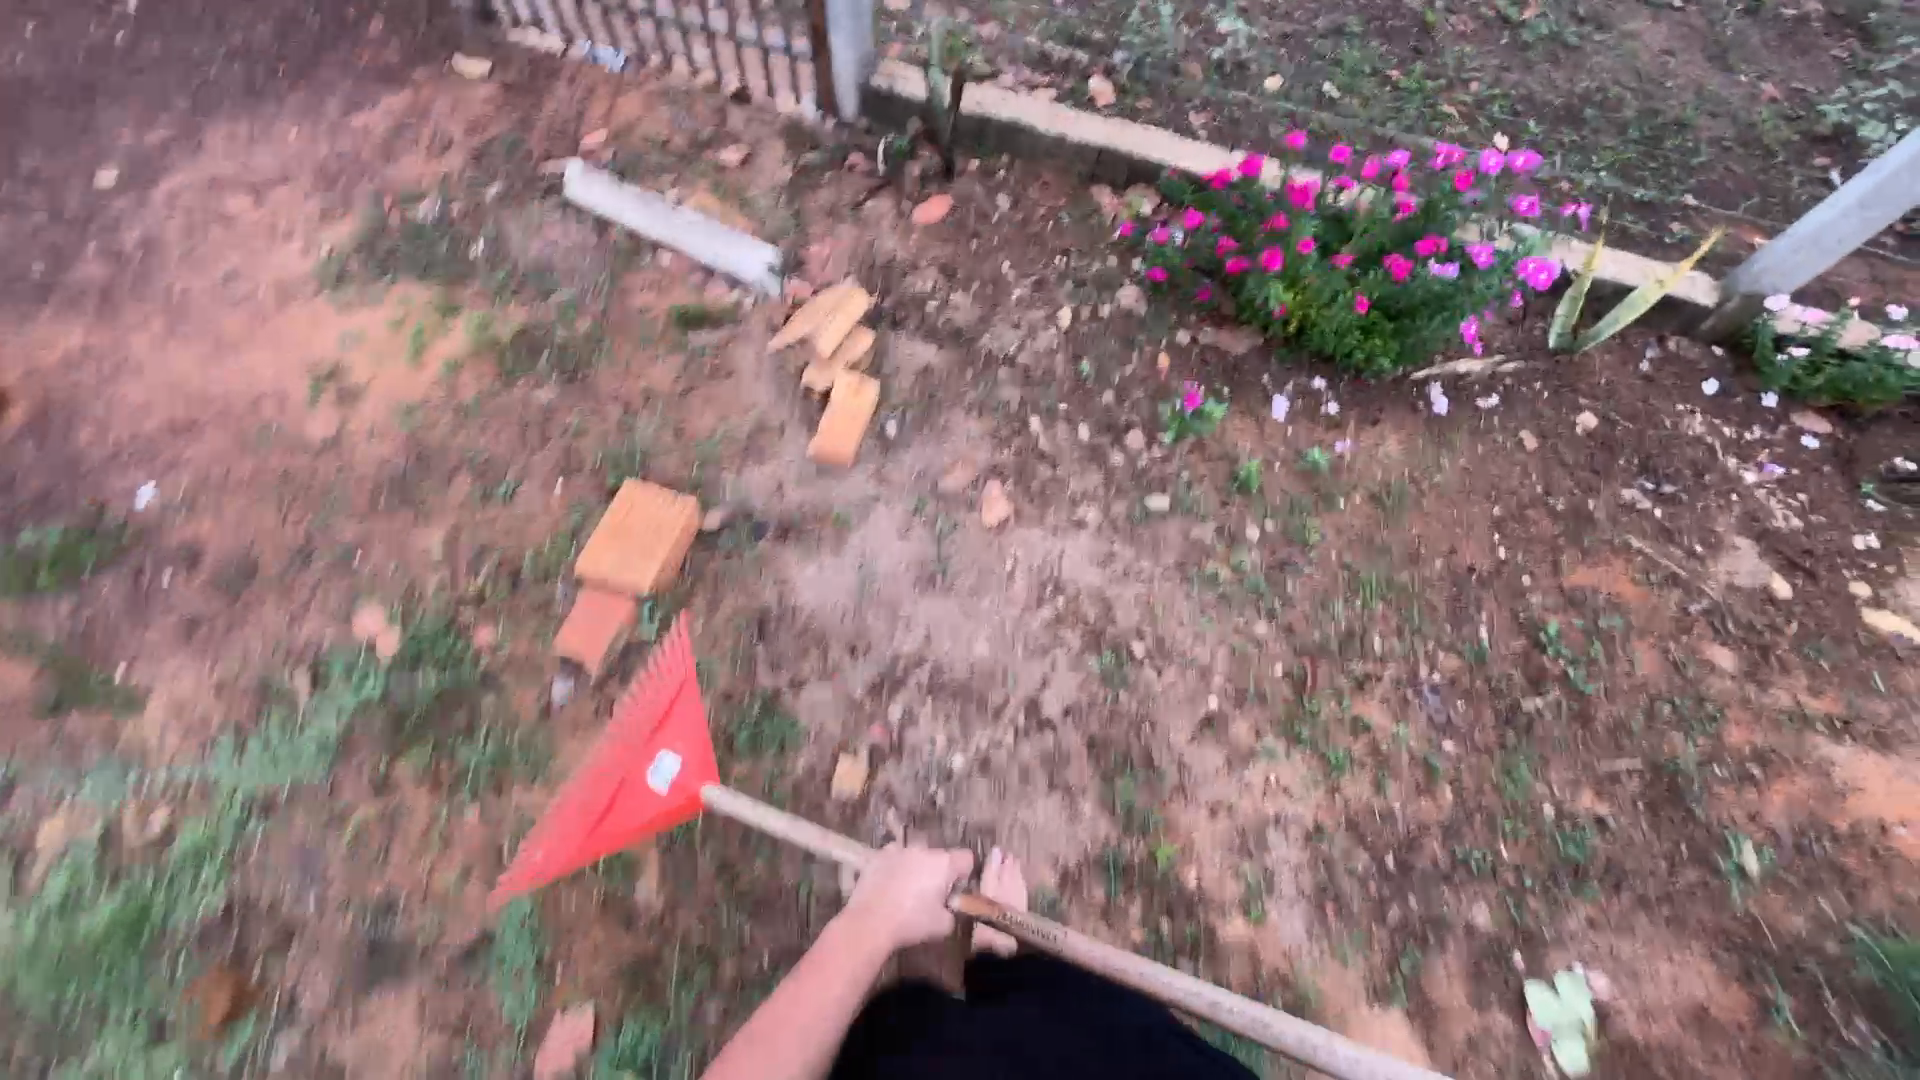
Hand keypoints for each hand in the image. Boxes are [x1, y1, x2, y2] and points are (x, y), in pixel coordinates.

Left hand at [840, 844, 974, 951]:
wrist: (869, 922)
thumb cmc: (911, 922)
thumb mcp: (943, 926)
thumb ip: (952, 912)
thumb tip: (948, 907)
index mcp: (943, 863)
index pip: (966, 858)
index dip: (965, 874)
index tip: (955, 890)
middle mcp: (922, 849)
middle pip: (938, 857)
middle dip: (938, 872)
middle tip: (930, 896)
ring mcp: (898, 849)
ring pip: (915, 856)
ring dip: (916, 869)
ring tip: (906, 892)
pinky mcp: (878, 855)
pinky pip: (894, 859)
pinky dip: (895, 869)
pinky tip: (888, 888)